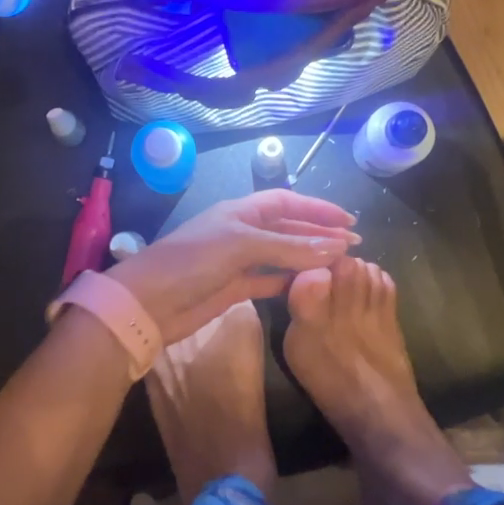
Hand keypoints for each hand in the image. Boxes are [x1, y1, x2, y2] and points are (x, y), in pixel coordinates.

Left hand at [106, 190, 359, 343]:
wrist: (149, 303)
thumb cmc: (192, 261)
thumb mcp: (241, 246)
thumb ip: (289, 247)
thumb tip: (336, 247)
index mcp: (239, 211)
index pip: (285, 201)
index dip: (316, 208)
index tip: (348, 220)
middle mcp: (240, 232)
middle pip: (287, 228)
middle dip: (319, 234)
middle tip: (354, 245)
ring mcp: (237, 262)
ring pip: (281, 255)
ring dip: (309, 258)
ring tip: (340, 266)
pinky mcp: (234, 289)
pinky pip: (270, 280)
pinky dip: (291, 281)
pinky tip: (313, 285)